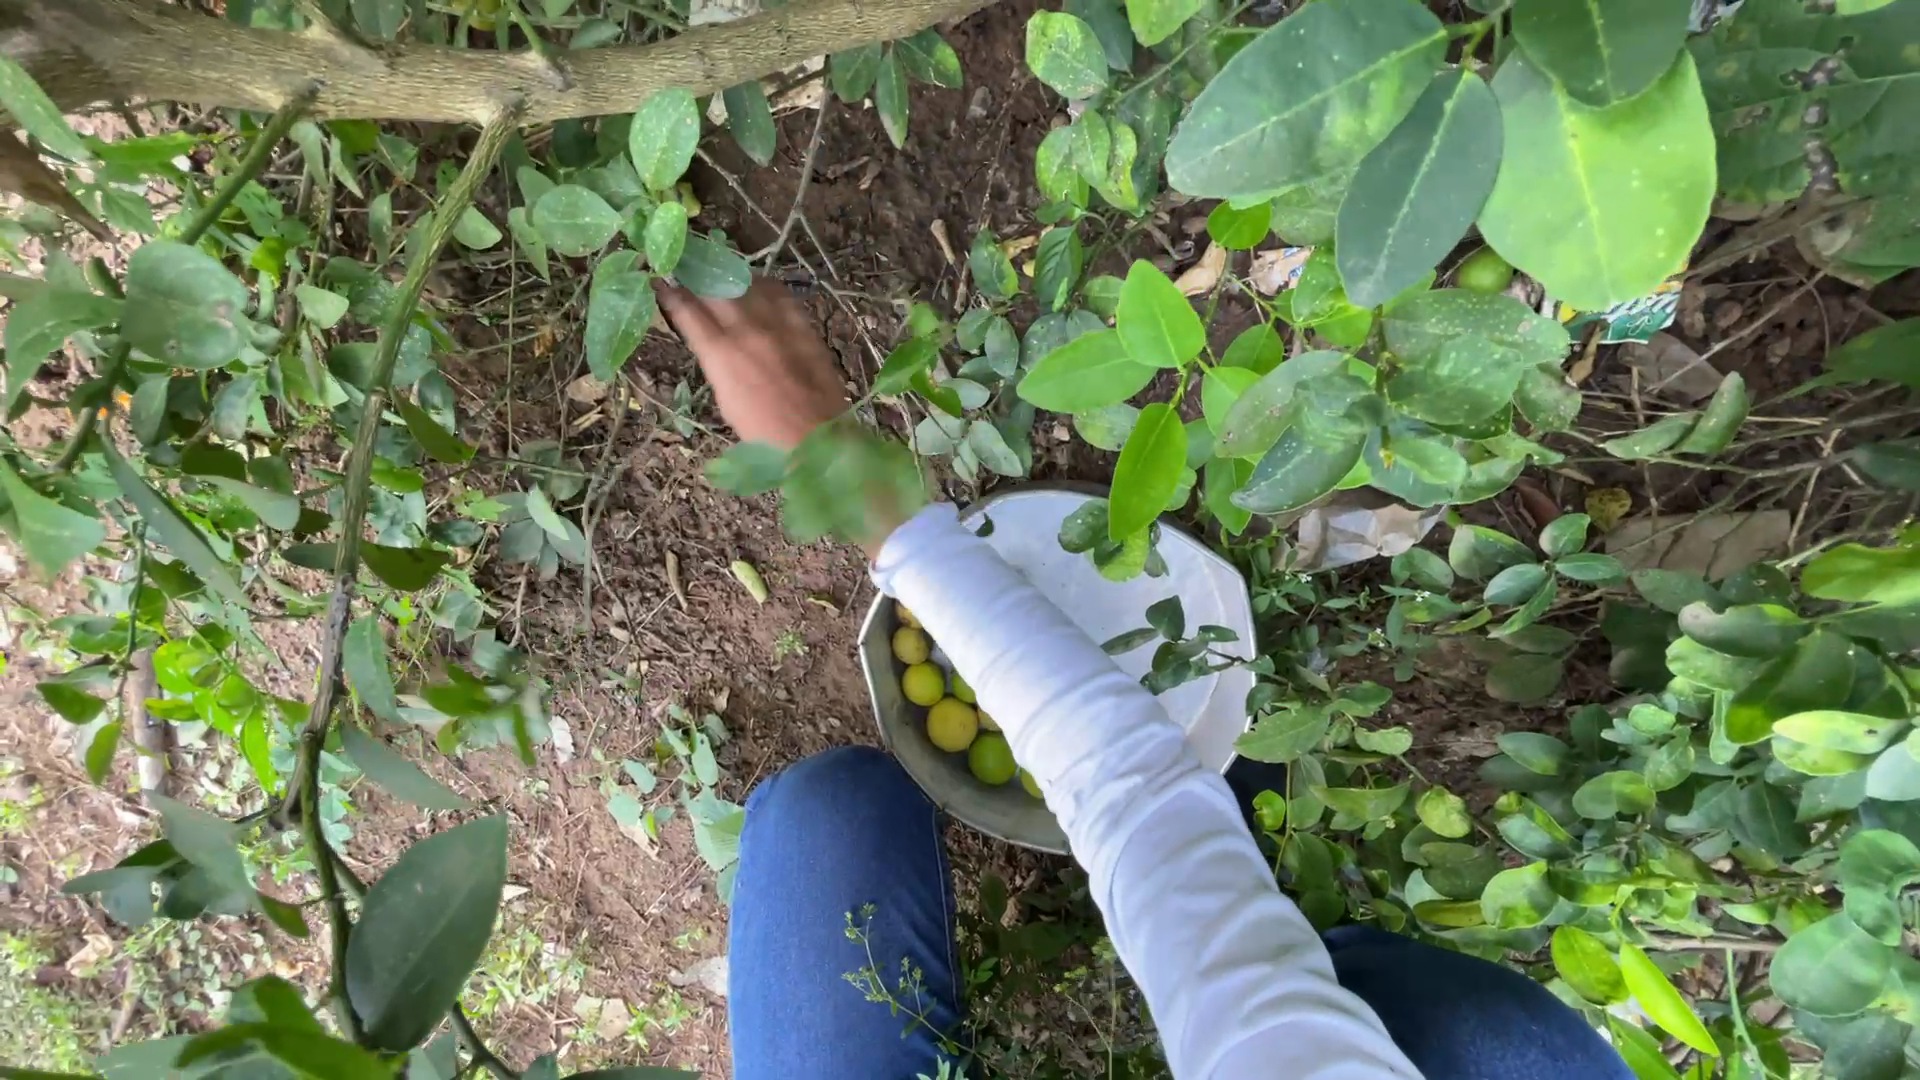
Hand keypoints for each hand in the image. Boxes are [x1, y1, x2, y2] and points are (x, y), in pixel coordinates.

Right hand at [655, 278, 846, 449]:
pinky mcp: (804, 328)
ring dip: (730, 279)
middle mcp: (746, 330)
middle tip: (689, 273)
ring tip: (722, 277)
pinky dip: (765, 287)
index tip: (661, 283)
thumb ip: (717, 363)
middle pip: (715, 290)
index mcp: (721, 353)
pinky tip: (759, 287)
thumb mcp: (726, 399)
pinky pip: (781, 295)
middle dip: (698, 279)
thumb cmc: (765, 433)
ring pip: (748, 285)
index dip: (671, 294)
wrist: (815, 437)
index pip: (687, 311)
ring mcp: (778, 325)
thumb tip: (712, 343)